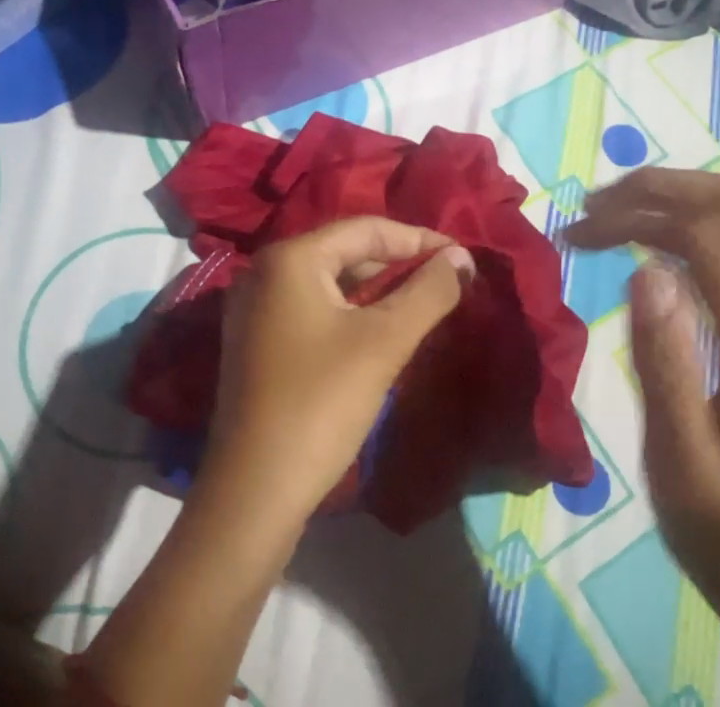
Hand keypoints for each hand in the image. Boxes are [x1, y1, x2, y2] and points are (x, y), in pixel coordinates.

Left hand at [201, 217, 475, 522]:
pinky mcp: (257, 344)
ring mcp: (254, 311)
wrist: (255, 489)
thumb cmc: (321, 404)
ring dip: (379, 291)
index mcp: (288, 258)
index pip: (366, 229)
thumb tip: (461, 257)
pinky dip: (352, 314)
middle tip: (450, 282)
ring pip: (330, 284)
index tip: (465, 259)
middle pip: (345, 252)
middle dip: (400, 264)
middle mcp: (263, 273)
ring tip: (427, 305)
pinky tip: (383, 333)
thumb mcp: (384, 342)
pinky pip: (314, 311)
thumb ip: (429, 292)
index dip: (420, 239)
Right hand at [564, 169, 719, 615]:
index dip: (643, 216)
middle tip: (597, 202)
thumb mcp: (679, 458)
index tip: (581, 228)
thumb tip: (646, 270)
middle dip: (668, 188)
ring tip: (633, 203)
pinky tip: (680, 227)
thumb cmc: (718, 519)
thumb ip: (666, 365)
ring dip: (700, 192)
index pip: (716, 243)